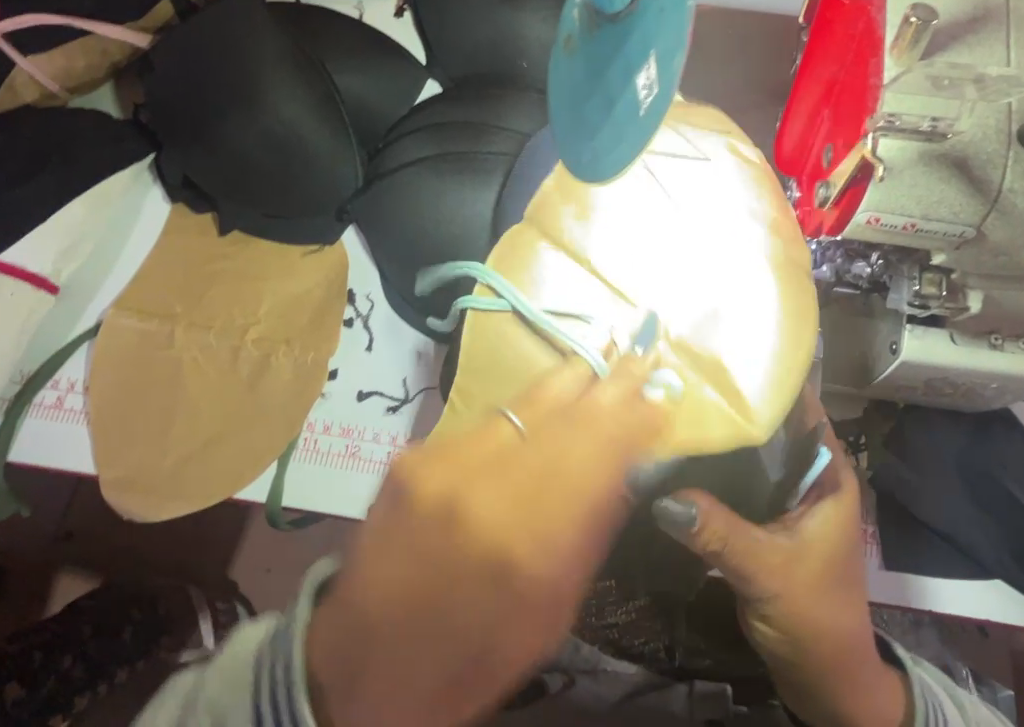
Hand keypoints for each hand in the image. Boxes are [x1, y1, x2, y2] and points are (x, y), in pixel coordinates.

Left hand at [307, 339, 674, 726]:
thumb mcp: (552, 613)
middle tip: (644, 357)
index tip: (665, 401)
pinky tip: (546, 404)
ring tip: (604, 359)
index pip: (598, 453)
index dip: (635, 421)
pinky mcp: (411, 455)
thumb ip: (591, 532)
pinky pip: (487, 422)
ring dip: (571, 384)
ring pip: (523, 405)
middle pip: (564, 418)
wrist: (359, 667)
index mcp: (526, 541)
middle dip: (610, 387)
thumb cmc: (471, 659)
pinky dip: (524, 413)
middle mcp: (481, 486)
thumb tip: (630, 467)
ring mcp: (439, 462)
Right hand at [652, 393, 907, 726]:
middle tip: (681, 382)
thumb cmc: (813, 616)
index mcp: (828, 475)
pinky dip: (710, 477)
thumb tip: (658, 494)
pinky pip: (735, 489)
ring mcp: (784, 502)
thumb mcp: (765, 570)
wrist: (823, 680)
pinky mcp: (761, 525)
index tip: (722, 358)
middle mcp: (808, 478)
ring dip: (718, 444)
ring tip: (672, 412)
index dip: (768, 382)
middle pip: (769, 430)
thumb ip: (716, 530)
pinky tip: (675, 464)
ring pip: (749, 459)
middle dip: (731, 408)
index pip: (801, 409)